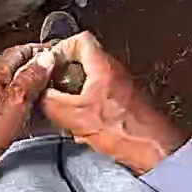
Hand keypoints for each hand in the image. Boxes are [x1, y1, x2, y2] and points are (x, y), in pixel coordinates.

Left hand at [0, 44, 57, 189]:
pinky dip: (26, 106)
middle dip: (38, 70)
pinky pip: (12, 107)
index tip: (56, 52)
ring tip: (52, 92)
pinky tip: (36, 115)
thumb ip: (30, 79)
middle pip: (16, 70)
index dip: (37, 50)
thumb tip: (45, 59)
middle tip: (59, 73)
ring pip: (15, 89)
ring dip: (33, 88)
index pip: (17, 52)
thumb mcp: (14, 103)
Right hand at [42, 32, 186, 174]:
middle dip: (62, 75)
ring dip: (72, 93)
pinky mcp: (122, 104)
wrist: (152, 150)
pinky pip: (97, 97)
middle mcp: (114, 72)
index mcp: (103, 66)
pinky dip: (84, 107)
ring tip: (63, 110)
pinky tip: (80, 126)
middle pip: (81, 61)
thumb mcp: (74, 116)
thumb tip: (39, 96)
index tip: (48, 65)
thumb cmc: (126, 131)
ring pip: (88, 81)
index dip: (60, 48)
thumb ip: (50, 102)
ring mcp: (120, 87)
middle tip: (51, 88)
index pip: (79, 40)